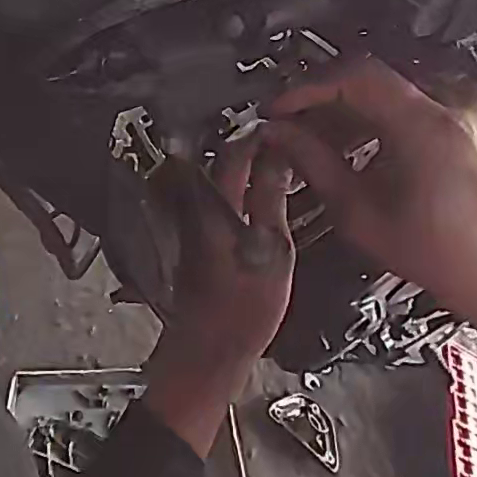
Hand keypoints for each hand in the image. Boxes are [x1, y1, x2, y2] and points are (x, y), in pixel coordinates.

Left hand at [141, 140, 294, 455]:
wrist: (209, 347)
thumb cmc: (245, 307)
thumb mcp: (274, 250)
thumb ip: (271, 199)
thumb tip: (277, 158)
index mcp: (215, 204)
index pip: (234, 151)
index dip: (258, 134)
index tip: (283, 129)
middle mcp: (196, 206)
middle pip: (221, 161)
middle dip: (251, 146)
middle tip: (284, 143)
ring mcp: (192, 221)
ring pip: (217, 178)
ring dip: (245, 167)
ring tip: (277, 165)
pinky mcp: (193, 236)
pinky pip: (215, 199)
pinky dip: (237, 190)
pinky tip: (258, 197)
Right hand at [262, 58, 476, 422]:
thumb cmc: (449, 256)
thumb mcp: (361, 214)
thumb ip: (314, 164)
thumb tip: (282, 136)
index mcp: (429, 126)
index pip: (354, 77)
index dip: (307, 88)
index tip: (281, 107)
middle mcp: (456, 105)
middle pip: (370, 76)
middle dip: (323, 99)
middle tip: (293, 123)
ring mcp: (468, 107)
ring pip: (388, 84)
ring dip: (348, 108)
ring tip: (320, 139)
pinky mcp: (471, 115)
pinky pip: (411, 96)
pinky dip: (376, 114)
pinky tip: (356, 142)